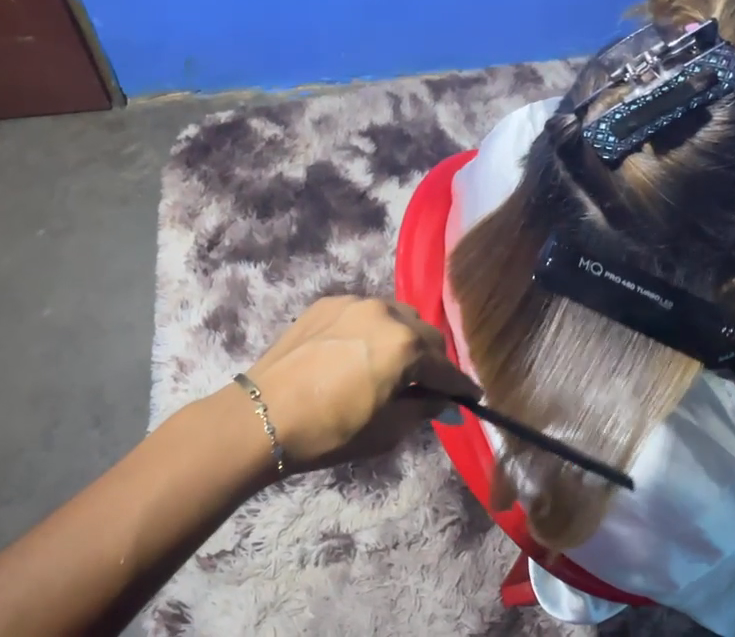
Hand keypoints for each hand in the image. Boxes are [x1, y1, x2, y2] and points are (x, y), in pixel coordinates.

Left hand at [244, 296, 480, 473]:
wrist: (261, 417)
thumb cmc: (329, 431)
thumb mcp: (386, 431)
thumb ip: (422, 410)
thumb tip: (442, 401)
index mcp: (405, 346)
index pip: (445, 367)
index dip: (460, 386)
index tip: (472, 397)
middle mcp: (386, 312)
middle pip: (426, 335)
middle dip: (431, 360)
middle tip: (425, 385)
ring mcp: (355, 302)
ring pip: (397, 316)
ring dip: (403, 338)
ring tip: (390, 364)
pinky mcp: (329, 302)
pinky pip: (365, 312)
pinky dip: (371, 330)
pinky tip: (357, 352)